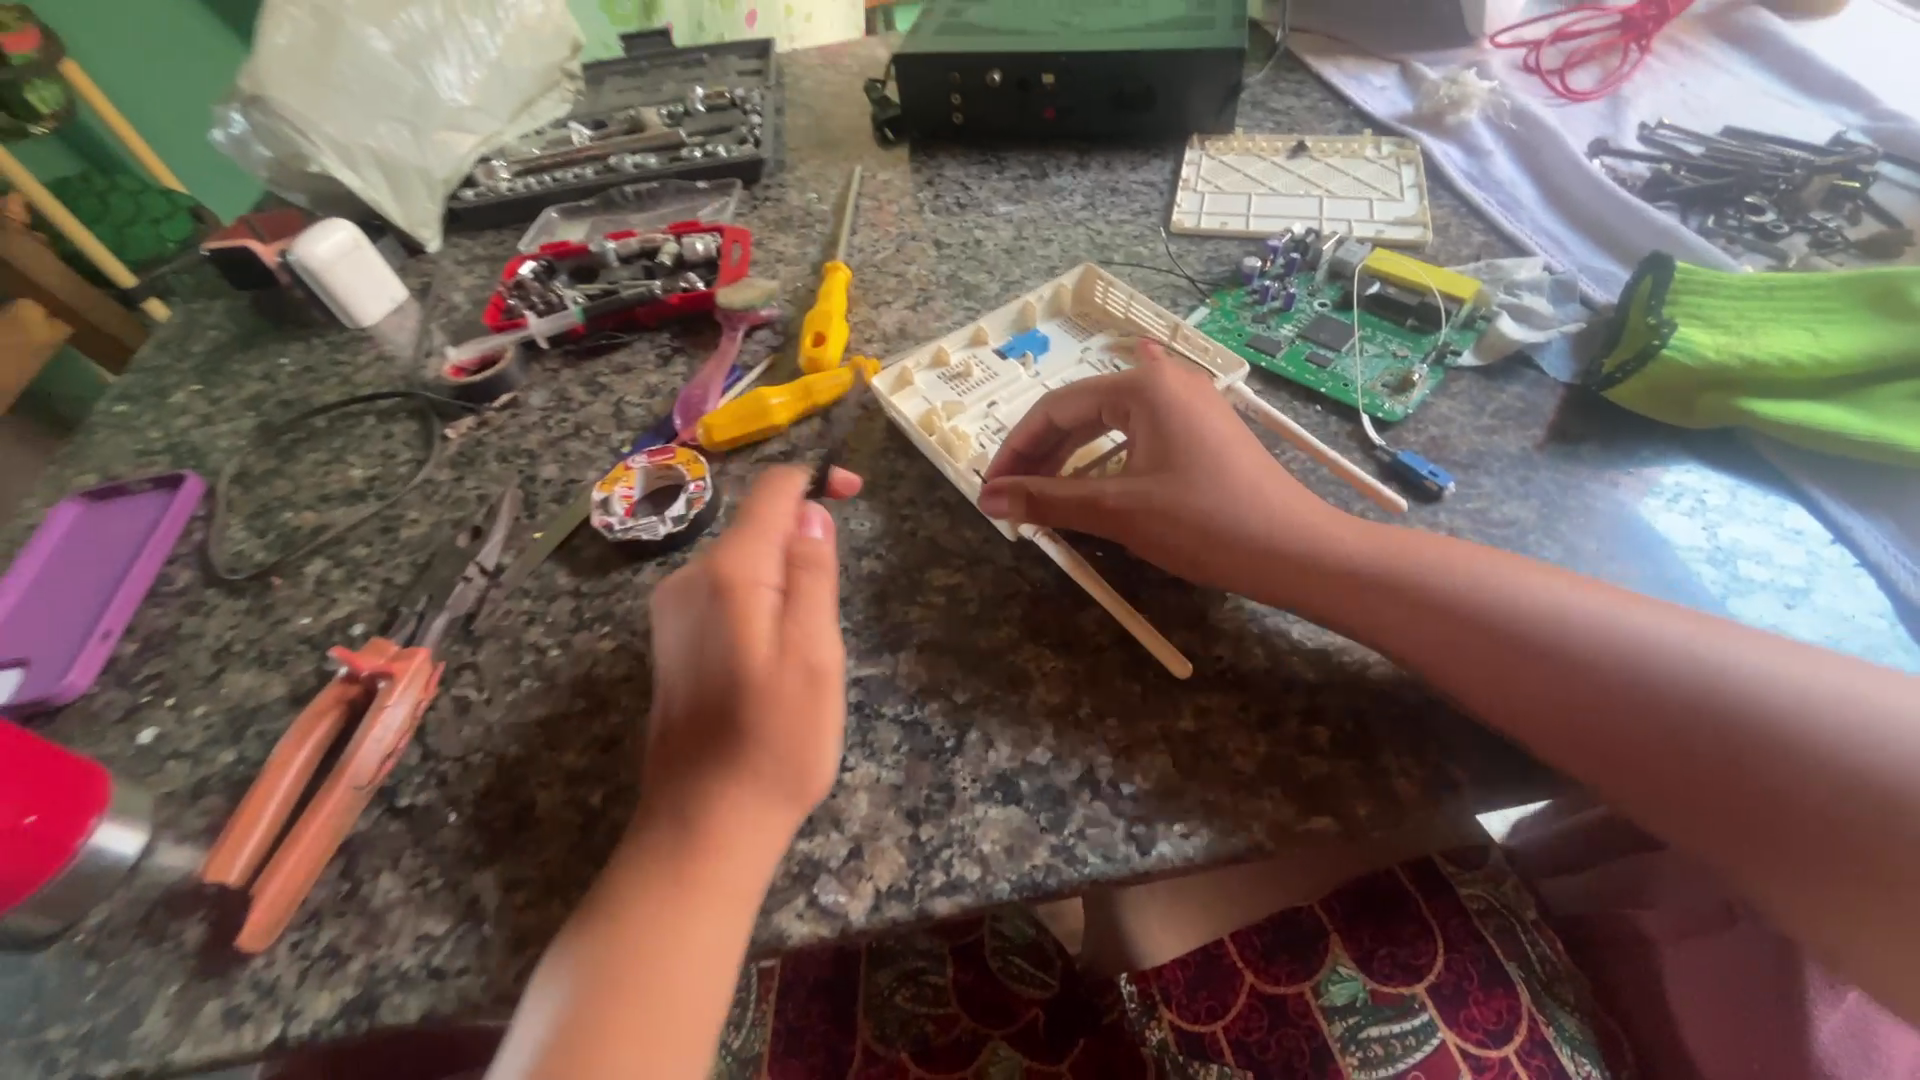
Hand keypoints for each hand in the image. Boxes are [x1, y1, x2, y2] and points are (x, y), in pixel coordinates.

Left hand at [642, 465, 862, 837]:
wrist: (705, 822)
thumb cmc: (777, 742)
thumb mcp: (816, 654)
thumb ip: (813, 573)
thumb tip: (811, 510)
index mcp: (728, 574)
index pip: (771, 490)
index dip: (816, 480)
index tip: (856, 493)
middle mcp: (688, 579)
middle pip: (755, 527)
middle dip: (802, 546)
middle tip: (832, 619)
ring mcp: (672, 611)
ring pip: (743, 563)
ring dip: (784, 581)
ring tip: (807, 650)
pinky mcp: (670, 640)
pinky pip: (725, 594)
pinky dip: (760, 604)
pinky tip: (773, 661)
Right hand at [978, 341, 1351, 604]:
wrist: (1294, 551)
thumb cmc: (1204, 524)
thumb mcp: (1117, 510)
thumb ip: (1048, 500)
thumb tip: (988, 500)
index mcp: (1143, 385)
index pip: (1056, 408)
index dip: (1016, 449)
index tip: (990, 488)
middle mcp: (1165, 380)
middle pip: (1081, 409)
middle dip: (1041, 452)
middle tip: (1011, 494)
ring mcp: (1189, 403)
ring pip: (1109, 420)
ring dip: (1071, 453)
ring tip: (1042, 488)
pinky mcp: (1203, 430)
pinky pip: (1138, 432)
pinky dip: (1106, 452)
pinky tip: (1095, 449)